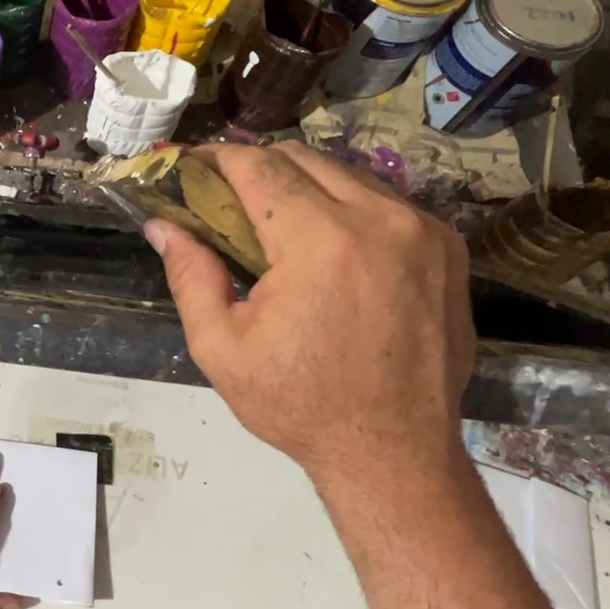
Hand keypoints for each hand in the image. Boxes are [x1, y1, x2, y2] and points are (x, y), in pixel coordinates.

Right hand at [145, 142, 474, 478]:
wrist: (393, 450)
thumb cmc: (297, 403)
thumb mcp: (221, 346)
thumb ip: (190, 276)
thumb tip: (161, 226)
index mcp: (320, 241)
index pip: (259, 167)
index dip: (216, 160)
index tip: (189, 166)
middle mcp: (379, 218)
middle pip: (303, 158)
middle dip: (256, 167)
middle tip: (223, 196)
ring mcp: (422, 230)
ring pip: (347, 173)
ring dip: (302, 184)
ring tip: (271, 221)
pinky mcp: (447, 248)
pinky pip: (385, 201)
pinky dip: (345, 206)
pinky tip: (324, 244)